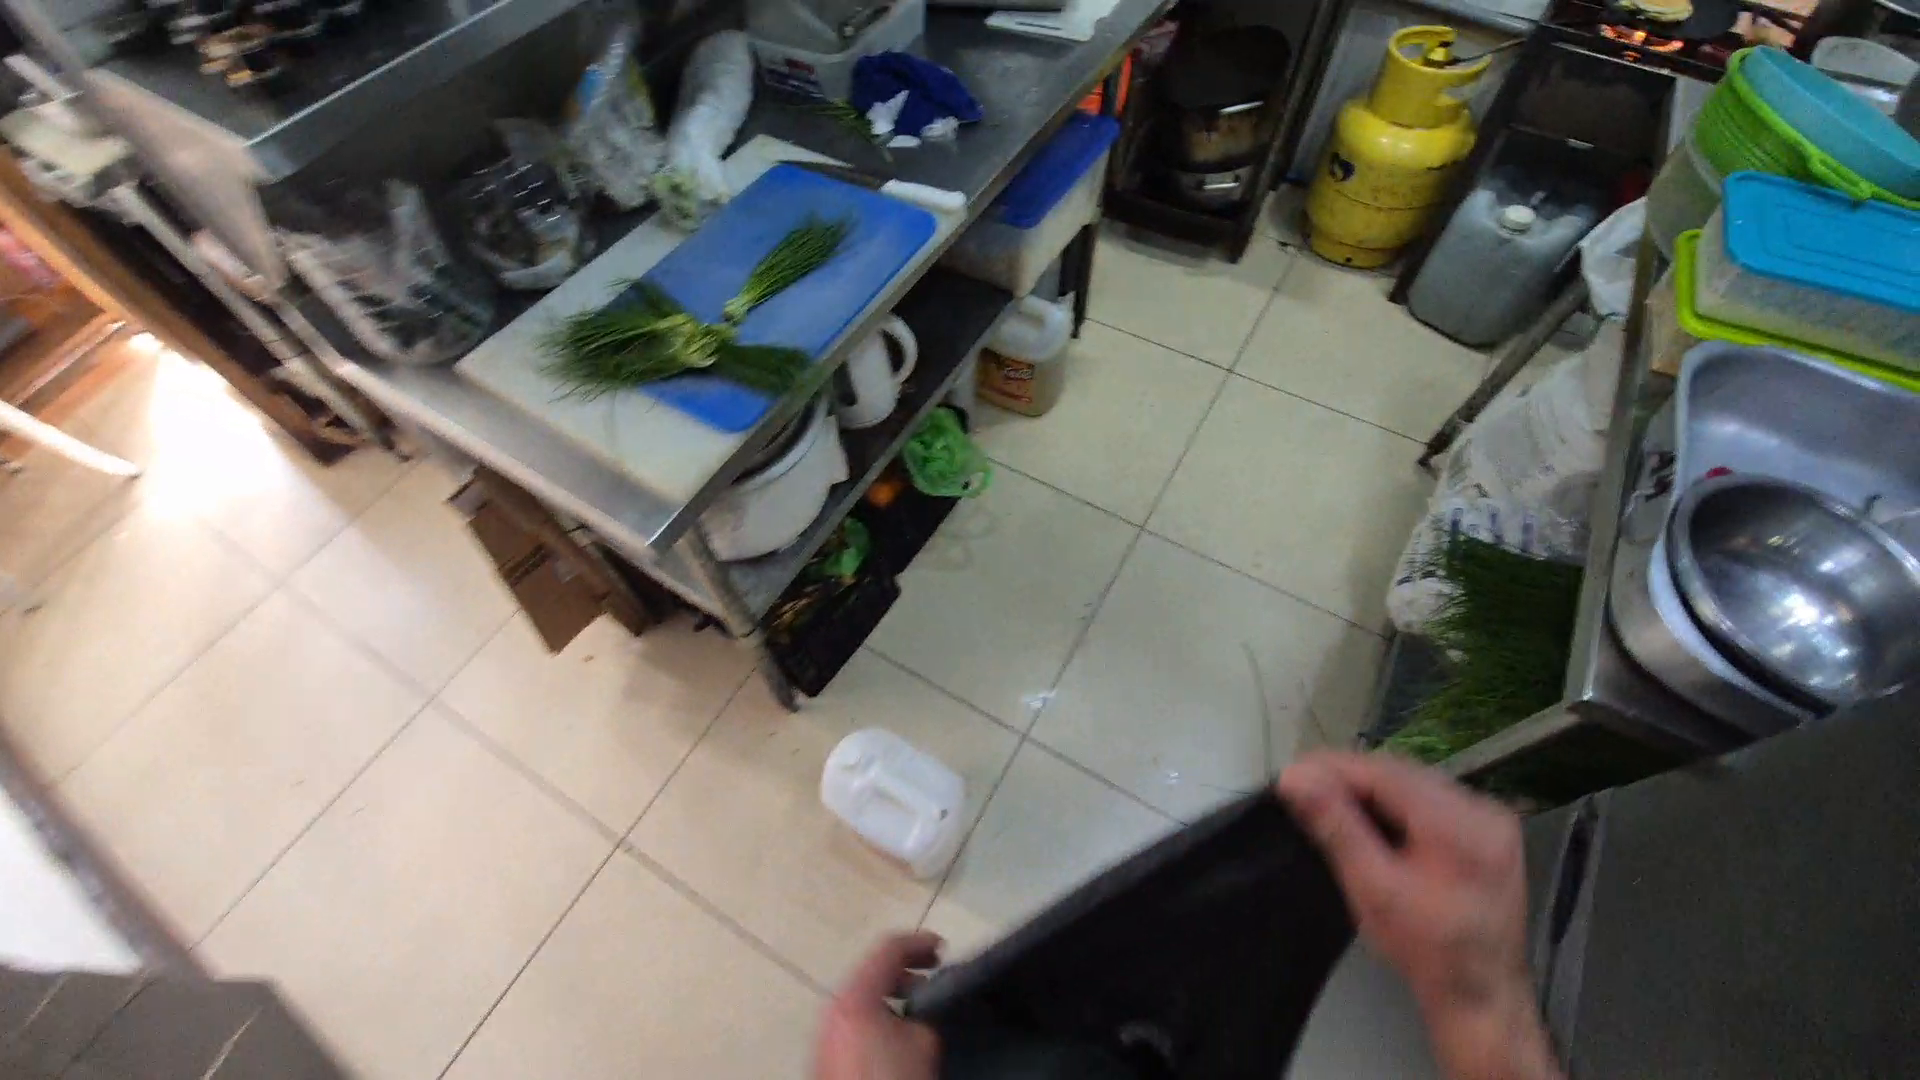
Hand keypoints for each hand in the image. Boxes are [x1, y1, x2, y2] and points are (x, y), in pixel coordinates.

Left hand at [815, 931, 942, 1079]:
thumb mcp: (923, 1043)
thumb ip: (925, 1014)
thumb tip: (921, 1015)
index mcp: (856, 994)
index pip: (889, 947)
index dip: (920, 942)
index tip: (943, 948)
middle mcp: (836, 1006)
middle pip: (872, 969)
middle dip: (906, 968)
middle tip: (934, 974)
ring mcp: (828, 1032)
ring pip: (863, 996)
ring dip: (892, 992)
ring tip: (918, 1005)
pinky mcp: (827, 1056)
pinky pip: (856, 1020)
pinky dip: (878, 1014)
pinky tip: (898, 1033)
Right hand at [1278, 752, 1561, 1079]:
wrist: (1482, 997)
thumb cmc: (1425, 948)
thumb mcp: (1372, 887)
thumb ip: (1334, 825)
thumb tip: (1293, 776)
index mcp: (1462, 824)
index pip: (1384, 772)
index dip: (1331, 768)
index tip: (1289, 776)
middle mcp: (1482, 809)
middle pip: (1399, 772)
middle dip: (1346, 777)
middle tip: (1300, 789)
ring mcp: (1489, 817)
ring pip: (1411, 781)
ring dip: (1366, 787)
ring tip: (1324, 799)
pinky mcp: (1486, 828)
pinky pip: (1426, 796)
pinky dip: (1390, 800)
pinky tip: (1364, 815)